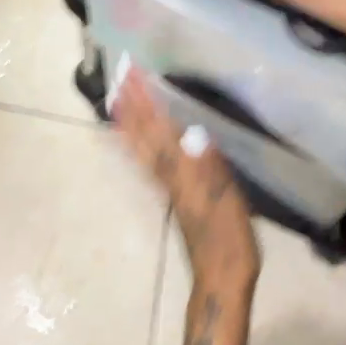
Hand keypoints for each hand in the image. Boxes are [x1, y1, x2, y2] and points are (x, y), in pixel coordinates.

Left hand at [110, 67, 258, 285]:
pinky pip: (144, 160)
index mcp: (182, 167)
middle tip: (118, 75)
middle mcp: (167, 171)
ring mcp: (166, 182)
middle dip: (131, 102)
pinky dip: (133, 143)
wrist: (219, 274)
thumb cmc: (229, 235)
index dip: (146, 97)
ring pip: (139, 144)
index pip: (159, 124)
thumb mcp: (227, 196)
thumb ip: (210, 164)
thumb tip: (194, 133)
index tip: (132, 70)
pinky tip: (130, 138)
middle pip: (143, 131)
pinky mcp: (169, 194)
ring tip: (116, 99)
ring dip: (128, 120)